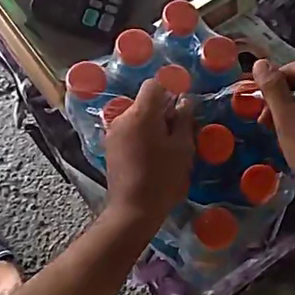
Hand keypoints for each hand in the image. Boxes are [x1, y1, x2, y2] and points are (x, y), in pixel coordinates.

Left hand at [101, 76, 195, 226]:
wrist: (133, 210)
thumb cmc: (163, 178)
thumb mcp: (183, 148)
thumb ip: (184, 119)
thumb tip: (184, 101)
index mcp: (141, 114)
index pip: (153, 85)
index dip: (170, 90)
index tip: (182, 107)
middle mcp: (122, 118)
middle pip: (144, 102)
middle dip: (162, 111)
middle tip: (179, 132)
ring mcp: (113, 133)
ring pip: (136, 118)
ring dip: (152, 125)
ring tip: (166, 148)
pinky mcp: (110, 148)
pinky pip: (129, 132)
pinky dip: (141, 136)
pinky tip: (151, 157)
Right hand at [253, 59, 294, 202]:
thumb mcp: (286, 118)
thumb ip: (273, 89)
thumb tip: (260, 63)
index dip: (278, 76)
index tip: (262, 95)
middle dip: (279, 94)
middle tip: (263, 114)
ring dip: (283, 106)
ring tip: (268, 124)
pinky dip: (294, 115)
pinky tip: (282, 129)